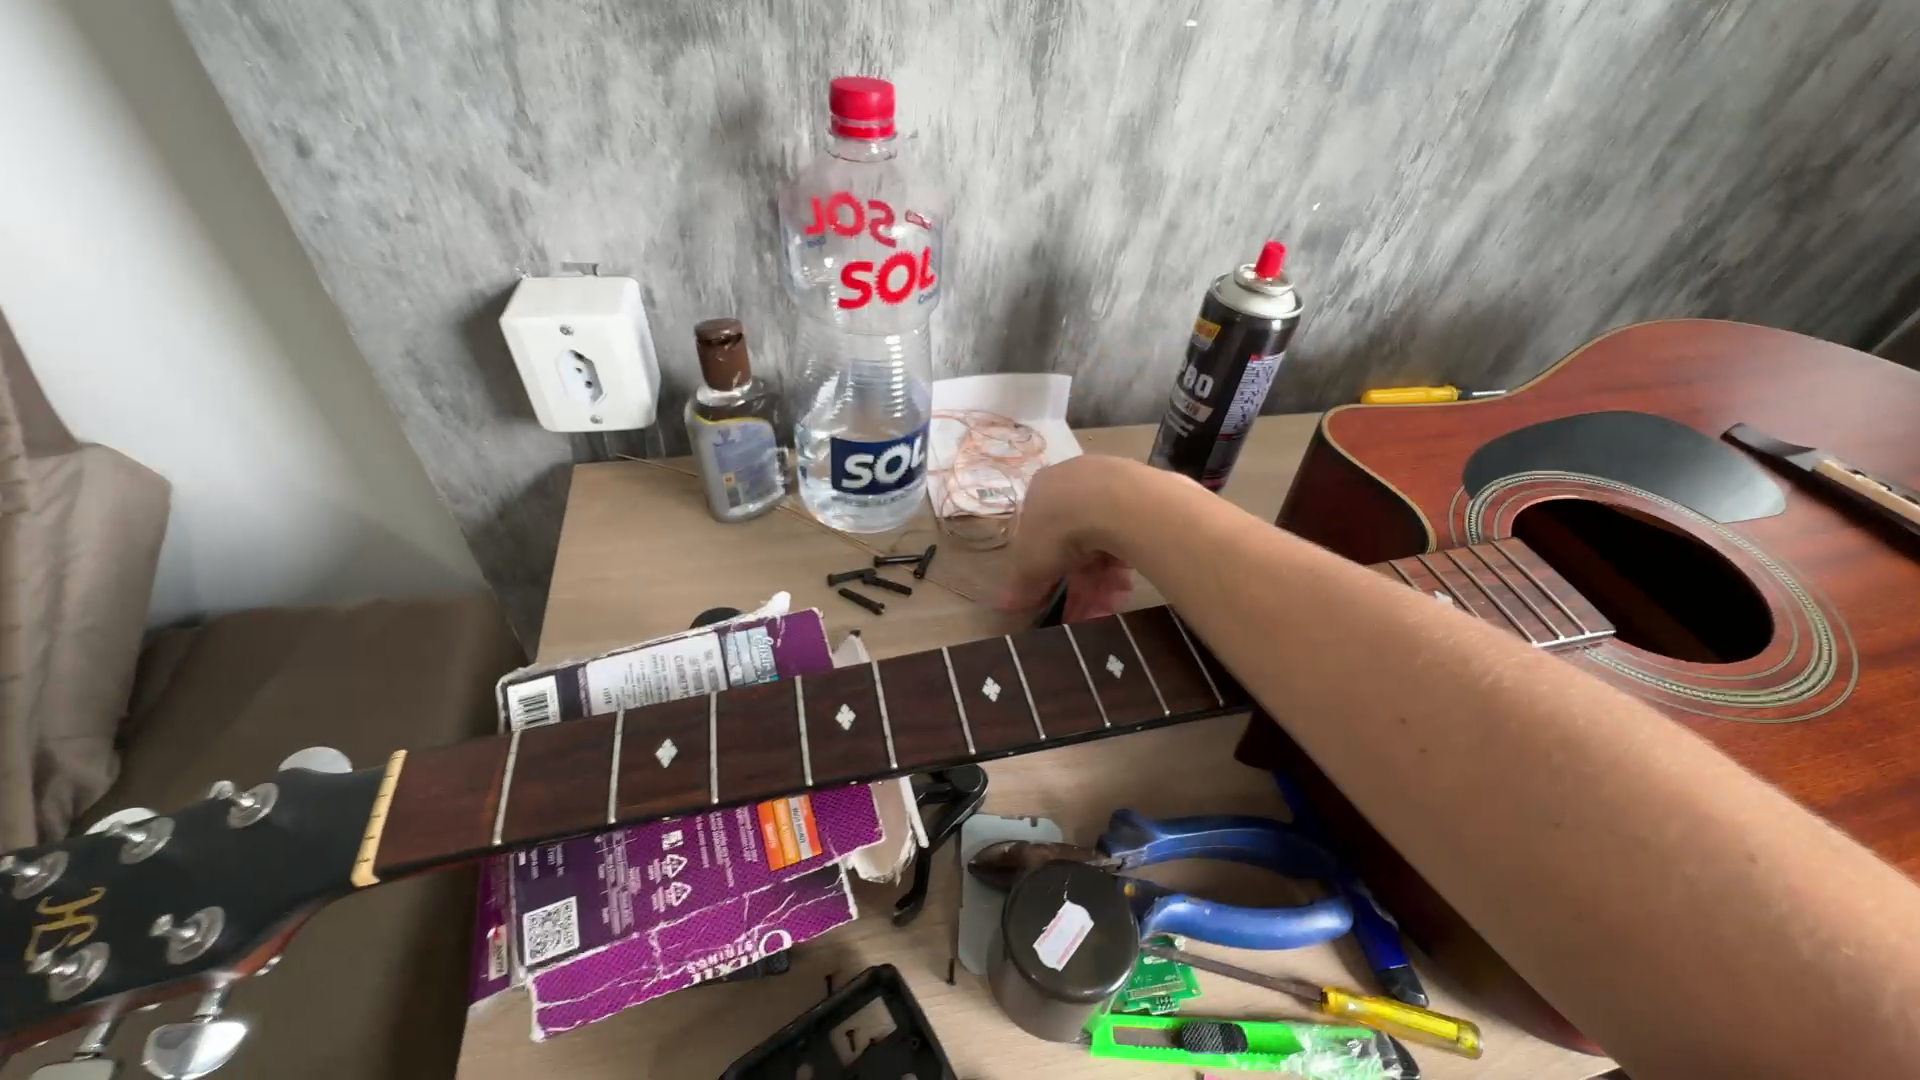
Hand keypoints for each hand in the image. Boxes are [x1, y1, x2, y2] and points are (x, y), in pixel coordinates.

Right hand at [996, 456, 1142, 621]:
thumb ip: (1018, 585)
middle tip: (1088, 616)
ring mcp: (1111, 488)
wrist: (1116, 502)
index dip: (1045, 572)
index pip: (1039, 536)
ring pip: (1103, 547)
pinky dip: (1124, 569)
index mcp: (1040, 491)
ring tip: (1109, 611)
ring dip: (1103, 586)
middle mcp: (1074, 484)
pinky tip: (1125, 592)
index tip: (1053, 598)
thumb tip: (1003, 605)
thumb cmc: (1059, 528)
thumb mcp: (1029, 563)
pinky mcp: (1143, 500)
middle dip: (1080, 587)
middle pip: (1074, 545)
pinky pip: (1128, 540)